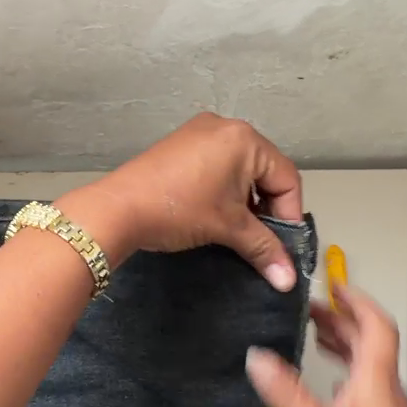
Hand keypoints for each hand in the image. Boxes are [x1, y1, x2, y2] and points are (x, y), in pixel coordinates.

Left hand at [56, 113, 304, 290]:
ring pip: (239, 170)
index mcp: (244, 138)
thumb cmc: (178, 211)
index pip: (286, 177)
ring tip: (236, 229)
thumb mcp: (227, 228)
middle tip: (260, 238)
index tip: (283, 245)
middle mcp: (224, 127)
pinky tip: (215, 213)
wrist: (117, 209)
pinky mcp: (180, 145)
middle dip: (266, 207)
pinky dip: (222, 190)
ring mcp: (199, 133)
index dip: (289, 214)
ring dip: (244, 201)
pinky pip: (216, 165)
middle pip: (264, 170)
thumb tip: (289, 280)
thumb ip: (264, 249)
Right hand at [245, 285, 406, 406]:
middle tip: (313, 308)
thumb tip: (257, 357)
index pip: (376, 327)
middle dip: (343, 320)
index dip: (357, 301)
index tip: (335, 285)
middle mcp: (388, 393)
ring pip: (369, 367)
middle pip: (371, 344)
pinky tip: (330, 387)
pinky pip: (368, 389)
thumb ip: (287, 394)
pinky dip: (346, 374)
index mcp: (376, 383)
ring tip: (316, 337)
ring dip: (345, 345)